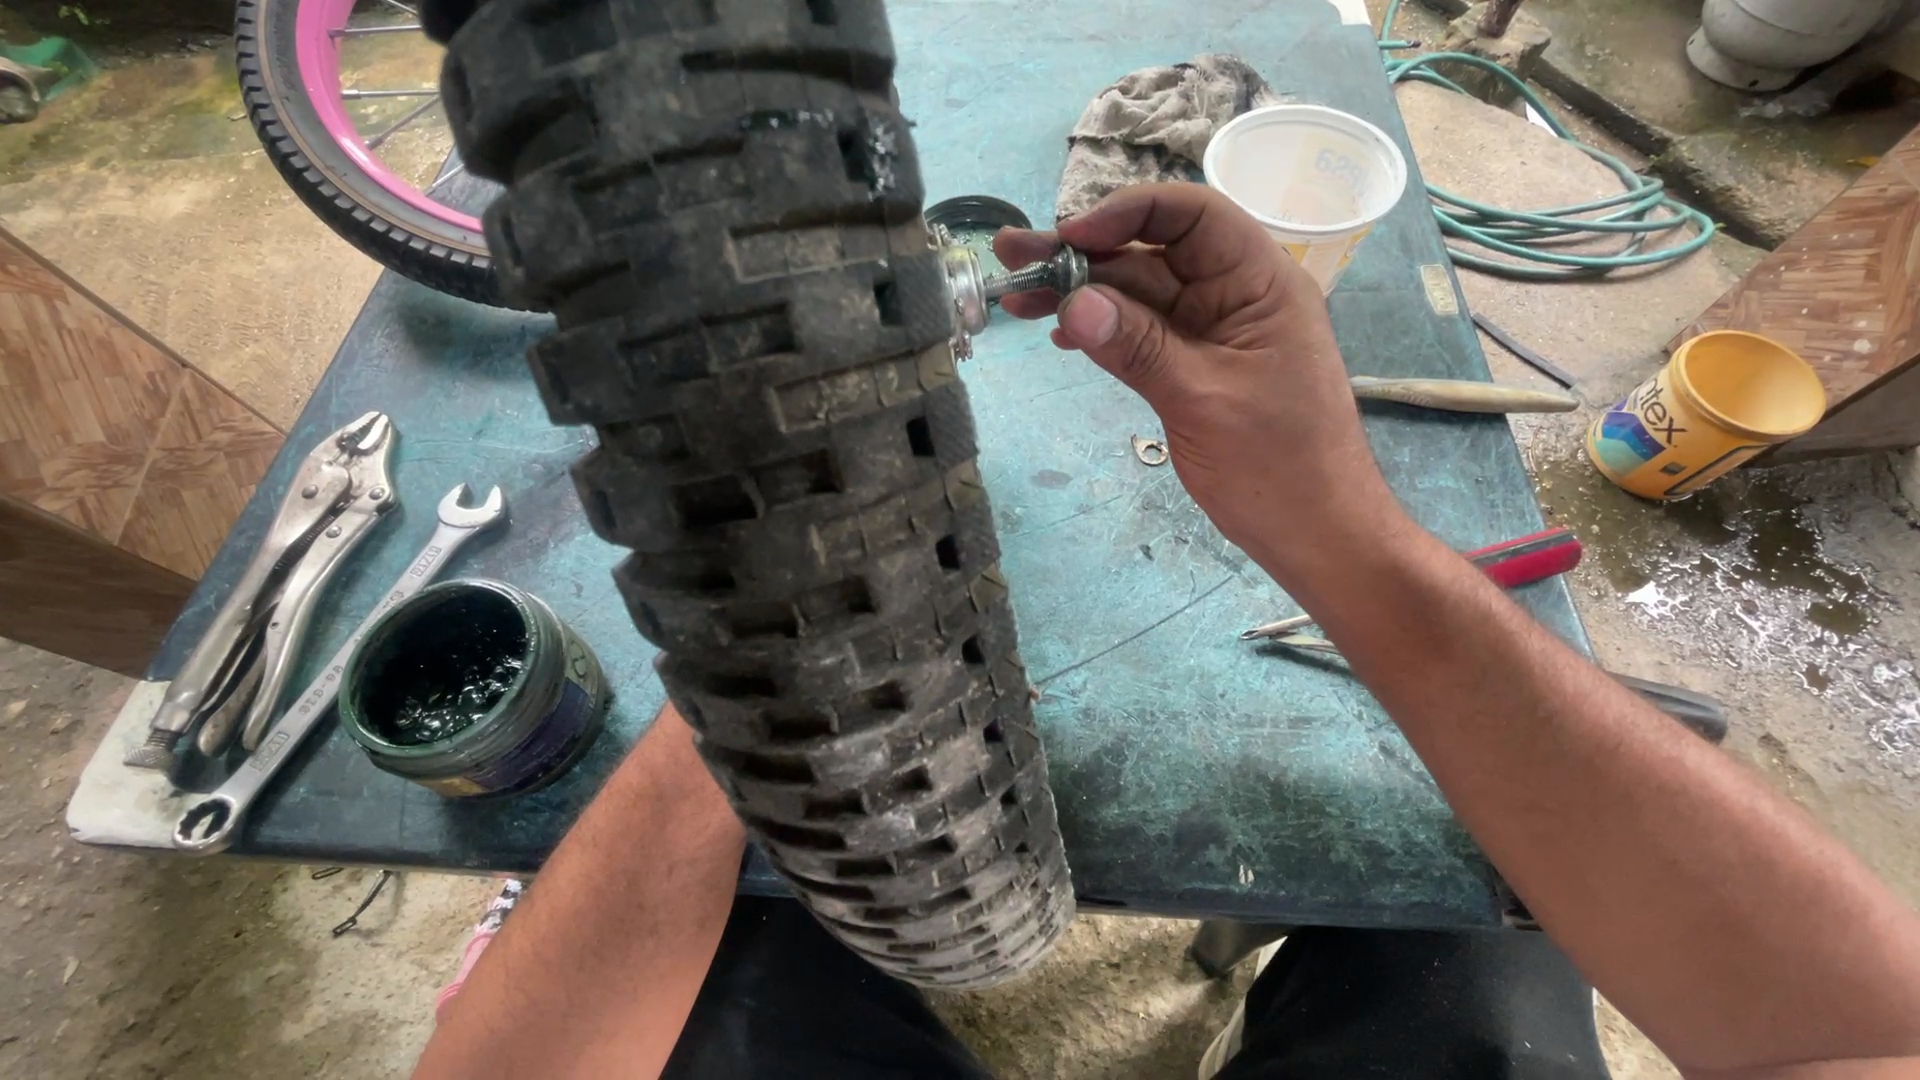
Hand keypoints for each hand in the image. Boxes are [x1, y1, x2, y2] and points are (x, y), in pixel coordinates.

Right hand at [994, 183, 1408, 584]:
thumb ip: (1138, 347)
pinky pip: (1138, 337)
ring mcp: (1207, 335)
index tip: (1067, 237)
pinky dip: (1101, 333)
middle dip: (1082, 255)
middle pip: (1150, 256)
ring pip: (1136, 298)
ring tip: (1017, 300)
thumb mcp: (1203, 398)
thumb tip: (1072, 302)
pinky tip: (1060, 336)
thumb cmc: (1277, 464)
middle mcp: (1231, 296)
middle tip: (1012, 254)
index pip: (1192, 217)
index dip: (1127, 213)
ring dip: (1080, 296)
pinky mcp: (1189, 370)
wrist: (1312, 531)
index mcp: (1257, 282)